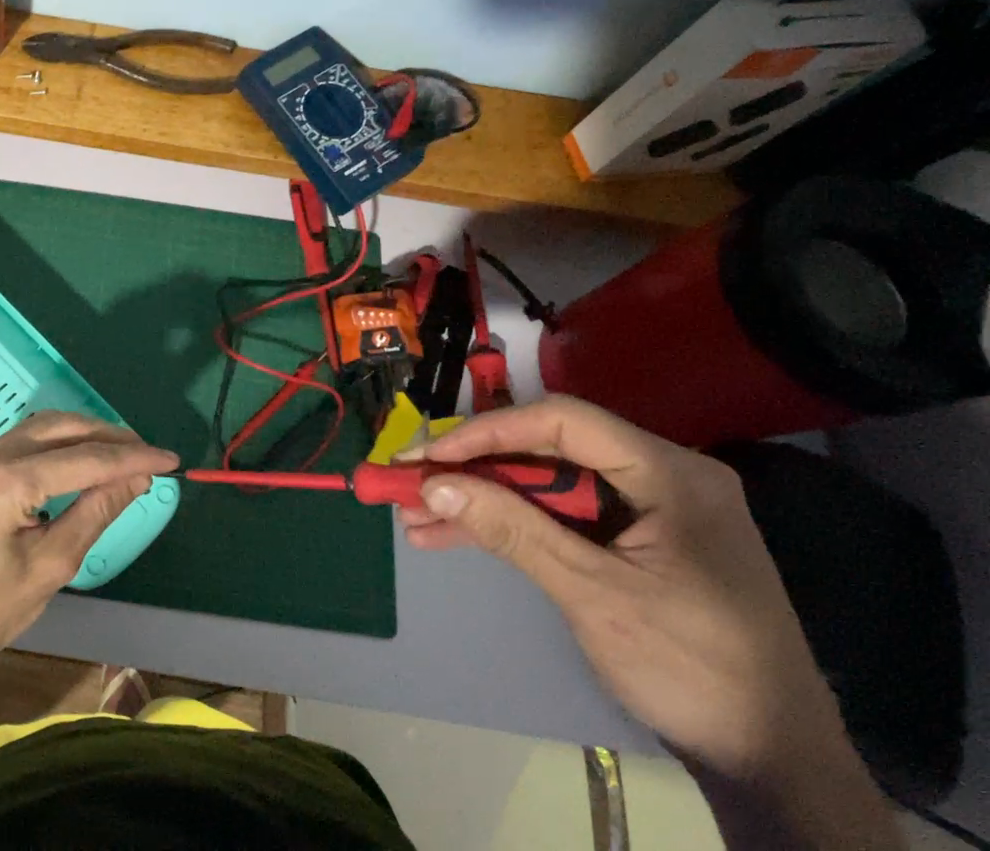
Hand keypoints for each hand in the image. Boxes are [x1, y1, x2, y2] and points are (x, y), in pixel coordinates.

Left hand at [0, 411, 177, 693]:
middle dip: (110, 438)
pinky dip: (59, 445)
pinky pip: (25, 443)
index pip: (85, 459)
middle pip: (62, 429)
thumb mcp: (54, 563)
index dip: (132, 458)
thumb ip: (97, 512)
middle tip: (150, 455)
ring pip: (43, 429)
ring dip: (85, 436)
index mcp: (8, 481)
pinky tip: (82, 462)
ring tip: (125, 455)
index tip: (171, 460)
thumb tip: (137, 478)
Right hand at [397, 397, 853, 785]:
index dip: (487, 432)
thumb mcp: (594, 593)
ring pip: (544, 487)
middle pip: (548, 451)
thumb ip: (514, 530)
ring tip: (414, 518)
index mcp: (670, 474)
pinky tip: (449, 537)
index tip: (426, 456)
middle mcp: (659, 477)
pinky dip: (507, 527)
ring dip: (480, 500)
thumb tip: (433, 484)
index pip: (563, 422)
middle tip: (407, 485)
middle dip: (473, 469)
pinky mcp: (630, 544)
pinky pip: (557, 519)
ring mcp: (645, 512)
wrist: (769, 754)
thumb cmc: (691, 664)